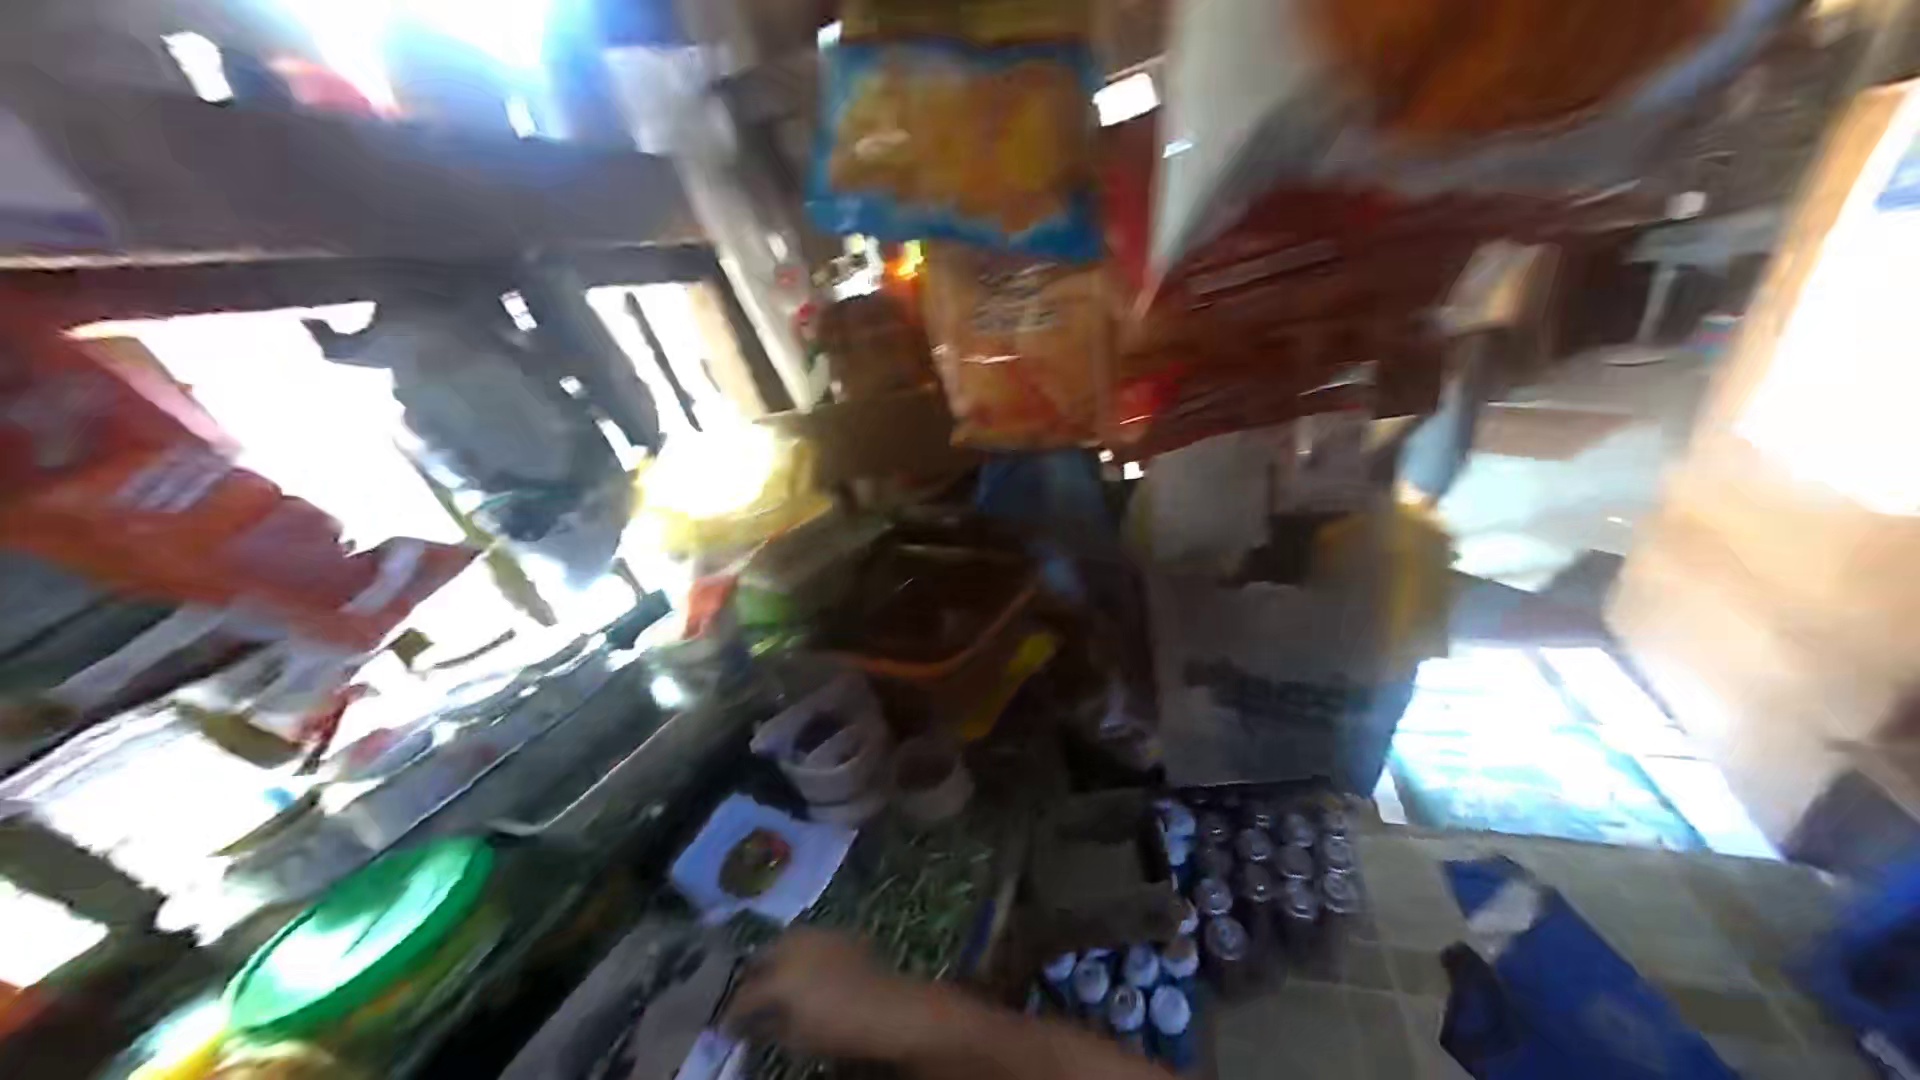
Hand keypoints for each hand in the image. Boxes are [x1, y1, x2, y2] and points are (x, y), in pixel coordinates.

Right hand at [722, 929, 940, 1061]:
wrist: (886, 1005)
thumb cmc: (837, 1029)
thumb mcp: (795, 1038)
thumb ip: (767, 1027)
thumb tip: (751, 1025)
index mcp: (778, 976)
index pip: (744, 996)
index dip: (732, 1014)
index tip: (725, 1027)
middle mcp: (793, 946)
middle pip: (761, 957)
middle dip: (751, 977)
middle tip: (748, 998)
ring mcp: (817, 933)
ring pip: (784, 941)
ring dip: (775, 958)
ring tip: (774, 979)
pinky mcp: (838, 931)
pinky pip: (809, 938)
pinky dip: (800, 952)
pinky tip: (804, 968)